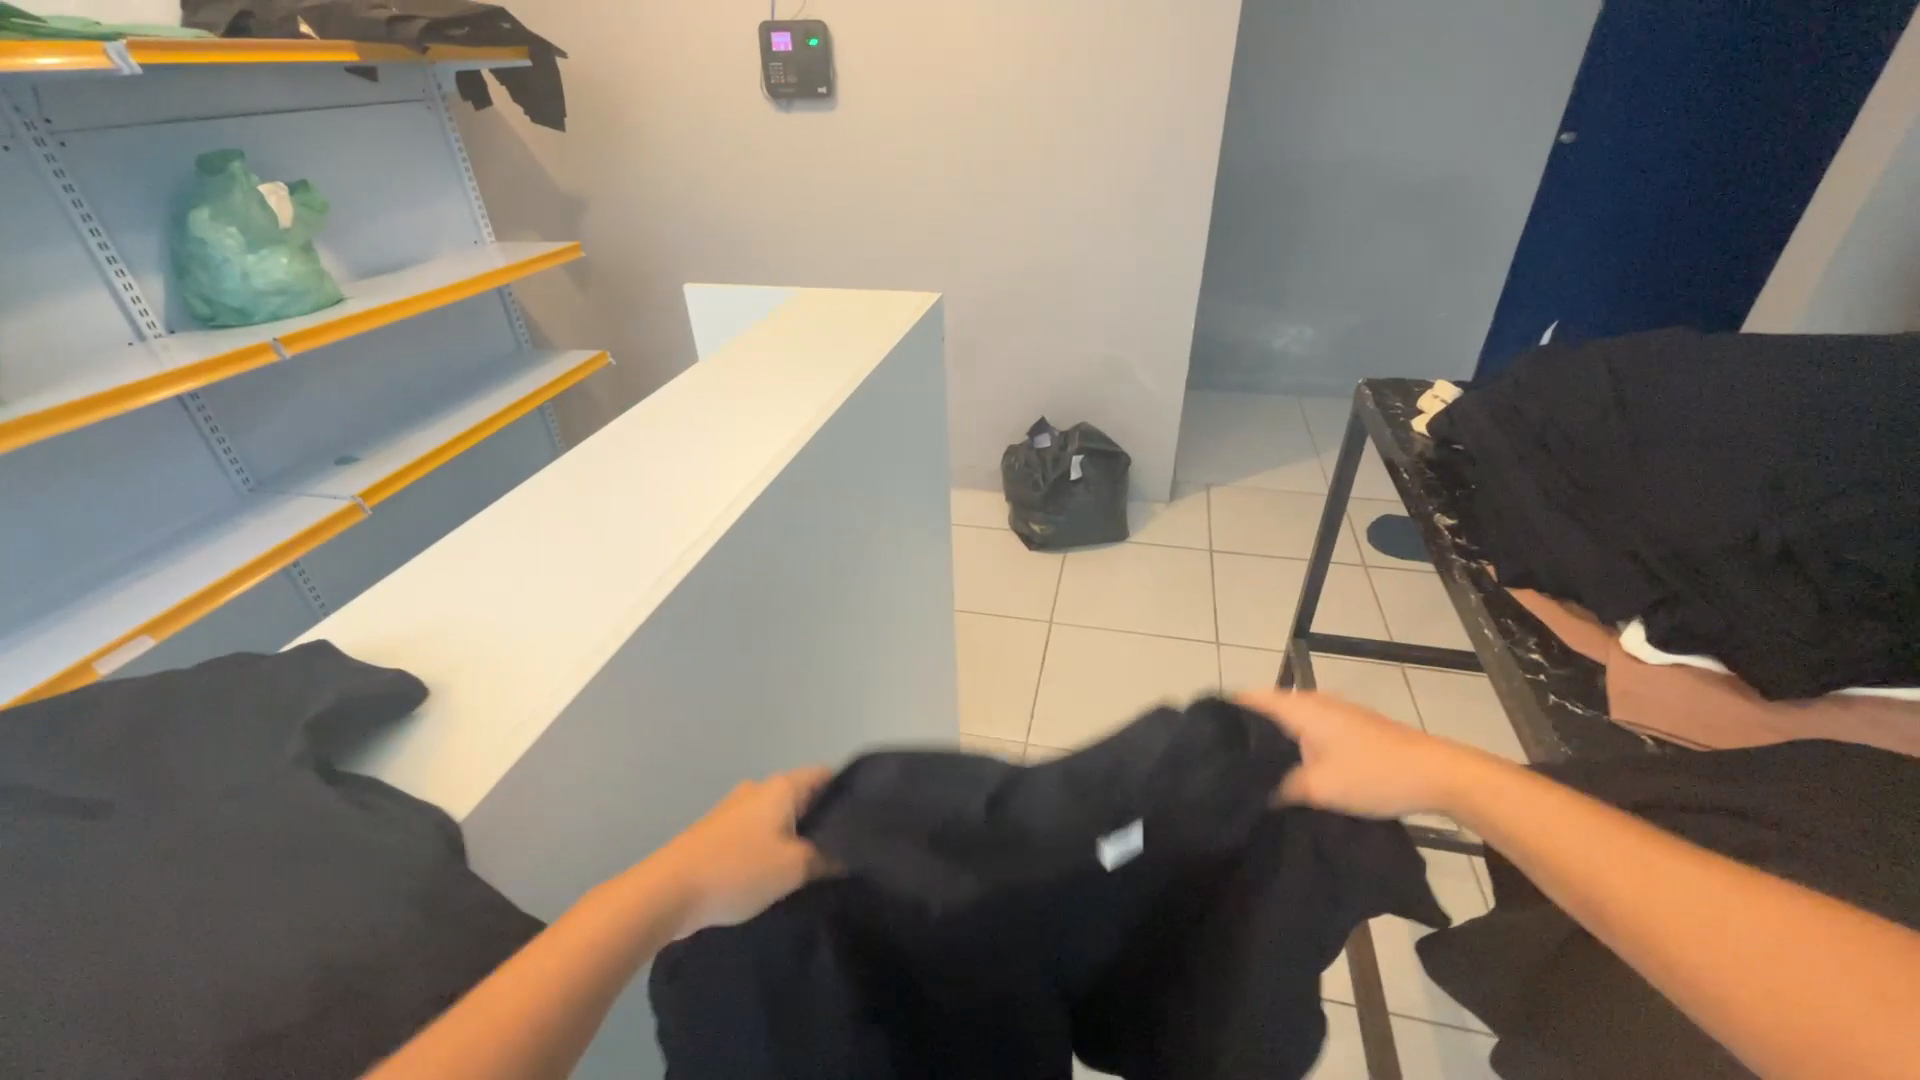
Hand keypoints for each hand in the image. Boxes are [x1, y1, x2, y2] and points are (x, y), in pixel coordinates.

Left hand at [652, 767, 835, 937]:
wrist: (666, 893)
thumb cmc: (736, 870)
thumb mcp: (794, 867)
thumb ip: (827, 858)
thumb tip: (849, 855)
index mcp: (780, 787)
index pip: (825, 775)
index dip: (849, 793)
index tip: (866, 820)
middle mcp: (758, 790)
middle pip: (803, 797)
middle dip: (824, 820)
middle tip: (847, 849)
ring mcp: (735, 811)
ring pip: (780, 818)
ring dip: (797, 837)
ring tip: (817, 868)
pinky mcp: (718, 835)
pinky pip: (759, 834)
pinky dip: (774, 848)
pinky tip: (781, 876)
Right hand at [1236, 689, 1488, 818]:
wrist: (1440, 776)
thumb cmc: (1373, 774)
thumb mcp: (1317, 788)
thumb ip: (1277, 788)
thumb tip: (1247, 792)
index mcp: (1298, 707)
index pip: (1246, 698)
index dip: (1222, 712)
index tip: (1199, 736)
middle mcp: (1312, 702)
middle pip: (1264, 710)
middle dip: (1242, 731)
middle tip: (1218, 760)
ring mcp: (1333, 714)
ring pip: (1286, 722)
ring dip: (1268, 741)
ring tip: (1246, 770)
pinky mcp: (1349, 729)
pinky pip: (1305, 731)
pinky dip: (1289, 745)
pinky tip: (1285, 771)